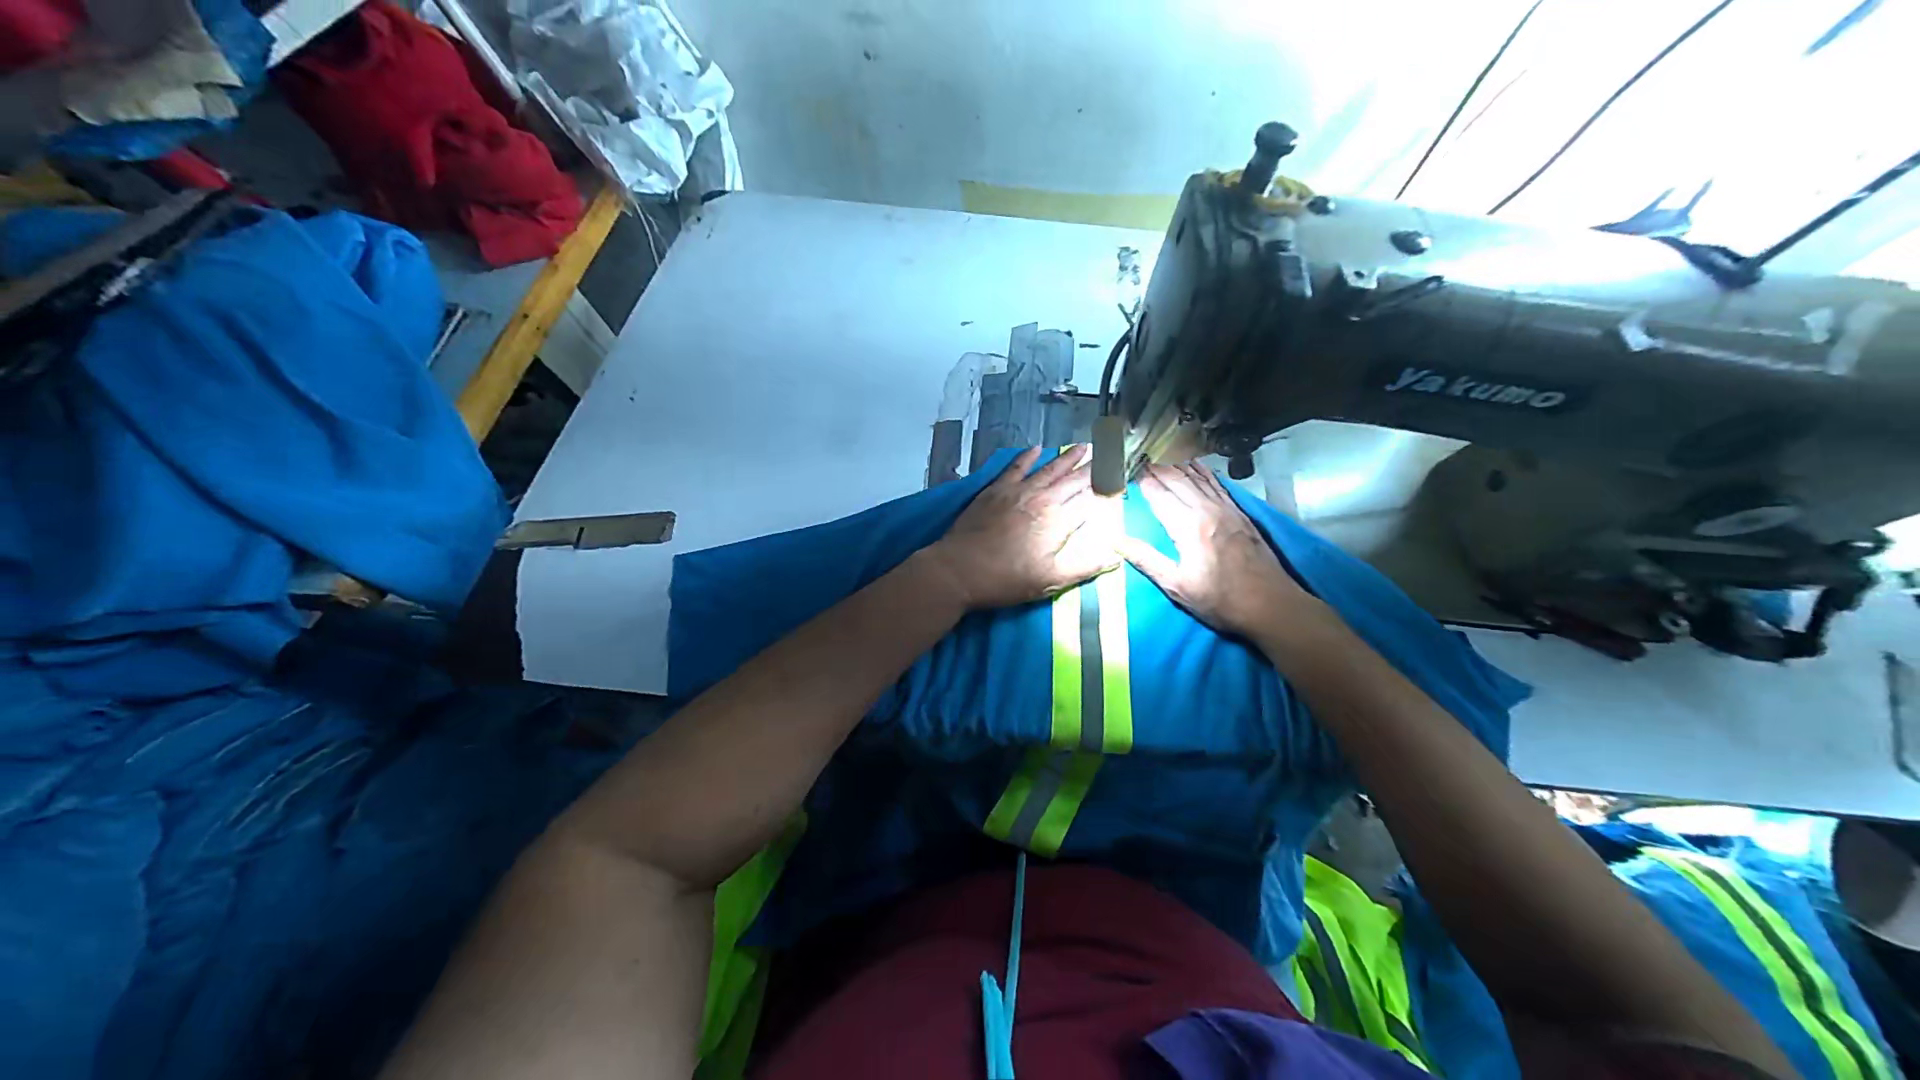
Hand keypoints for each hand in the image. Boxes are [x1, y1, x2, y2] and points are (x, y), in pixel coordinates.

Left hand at [920, 446, 1120, 609]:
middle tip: (1110, 453)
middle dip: (1094, 466)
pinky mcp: (996, 489)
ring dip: (1068, 457)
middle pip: (1074, 479)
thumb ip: (1084, 566)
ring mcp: (1017, 491)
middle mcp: (1042, 499)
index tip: (1122, 480)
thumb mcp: (1050, 581)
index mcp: (1059, 521)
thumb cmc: (1006, 580)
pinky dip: (1028, 457)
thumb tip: (1114, 555)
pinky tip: (1037, 448)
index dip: (1108, 489)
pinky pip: (1016, 466)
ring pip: (1049, 468)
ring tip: (1085, 446)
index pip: (1091, 499)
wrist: (958, 569)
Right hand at [1118, 463, 1322, 639]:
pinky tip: (1195, 465)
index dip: (1141, 480)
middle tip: (1138, 458)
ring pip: (1198, 478)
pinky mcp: (1240, 513)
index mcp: (1189, 527)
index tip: (1126, 468)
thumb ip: (1146, 560)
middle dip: (1156, 468)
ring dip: (1177, 465)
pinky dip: (1202, 472)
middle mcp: (1208, 510)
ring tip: (1160, 456)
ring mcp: (1227, 509)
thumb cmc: (1220, 601)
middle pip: (1178, 480)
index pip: (1159, 494)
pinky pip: (1217, 484)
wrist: (1272, 605)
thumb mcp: (1176, 586)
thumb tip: (1116, 541)